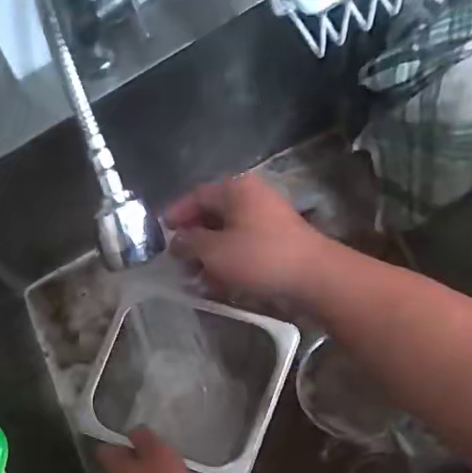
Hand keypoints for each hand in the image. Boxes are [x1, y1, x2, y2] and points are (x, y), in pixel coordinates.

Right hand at [164, 174, 336, 304]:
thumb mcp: (215, 251)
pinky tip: (215, 282)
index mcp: (236, 189)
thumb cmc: (259, 257)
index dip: (176, 213)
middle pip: (212, 214)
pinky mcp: (274, 241)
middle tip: (175, 260)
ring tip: (193, 276)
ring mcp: (265, 219)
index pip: (197, 195)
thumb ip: (190, 243)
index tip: (160, 233)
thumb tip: (176, 241)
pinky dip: (225, 261)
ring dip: (207, 254)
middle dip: (191, 238)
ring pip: (226, 233)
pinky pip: (241, 246)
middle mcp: (251, 197)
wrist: (311, 277)